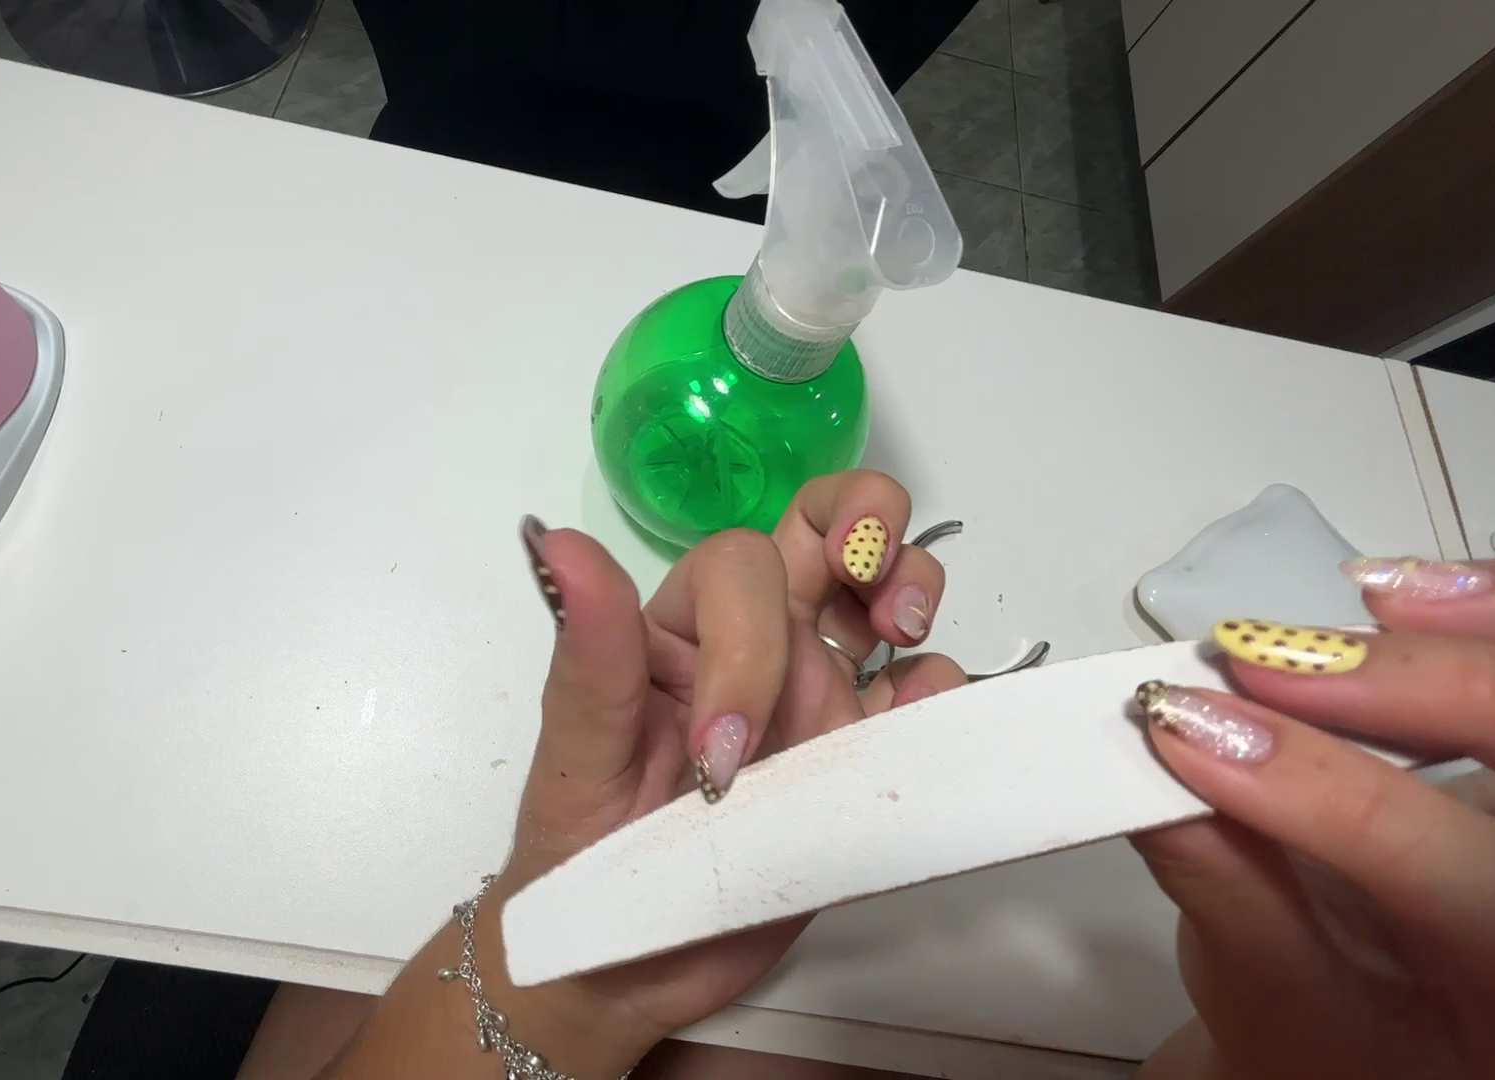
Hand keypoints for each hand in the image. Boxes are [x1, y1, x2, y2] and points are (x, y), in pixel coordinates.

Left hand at [475, 470, 966, 1074]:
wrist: (628, 959)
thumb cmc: (588, 850)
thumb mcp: (582, 752)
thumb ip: (589, 648)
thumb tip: (558, 543)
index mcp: (680, 627)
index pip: (738, 571)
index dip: (748, 646)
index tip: (722, 755)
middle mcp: (751, 641)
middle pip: (819, 532)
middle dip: (864, 521)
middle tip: (872, 578)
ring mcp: (810, 692)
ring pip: (879, 596)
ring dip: (910, 586)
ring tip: (902, 631)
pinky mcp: (854, 752)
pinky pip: (916, 695)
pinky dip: (936, 687)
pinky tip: (920, 709)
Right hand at [1131, 557, 1494, 1078]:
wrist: (1392, 1032)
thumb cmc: (1339, 1047)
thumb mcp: (1271, 991)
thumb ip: (1220, 877)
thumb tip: (1154, 749)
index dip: (1334, 798)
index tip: (1186, 728)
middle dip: (1427, 689)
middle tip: (1264, 657)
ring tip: (1369, 597)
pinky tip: (1415, 601)